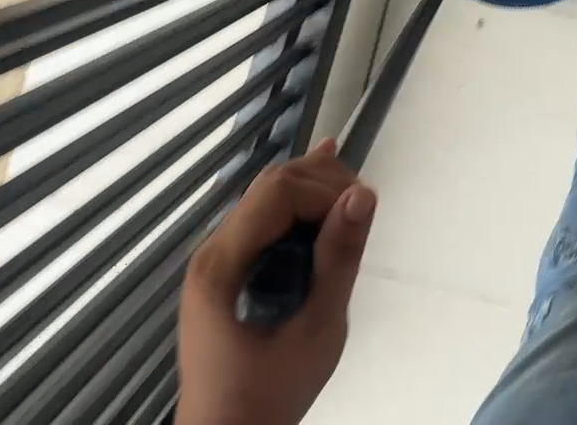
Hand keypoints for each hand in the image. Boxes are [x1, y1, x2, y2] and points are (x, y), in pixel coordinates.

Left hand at [176, 138, 375, 424]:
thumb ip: (338, 260)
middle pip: (273, 183)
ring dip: (316, 188)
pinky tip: (329, 195)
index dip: (327, 191)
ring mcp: (219, 257)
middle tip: (362, 209)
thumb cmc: (269, 394)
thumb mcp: (317, 331)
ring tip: (353, 207)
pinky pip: (267, 214)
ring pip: (270, 192)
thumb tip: (363, 194)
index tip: (360, 216)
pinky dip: (303, 201)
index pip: (280, 191)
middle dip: (325, 182)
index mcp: (223, 264)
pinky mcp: (231, 267)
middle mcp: (214, 250)